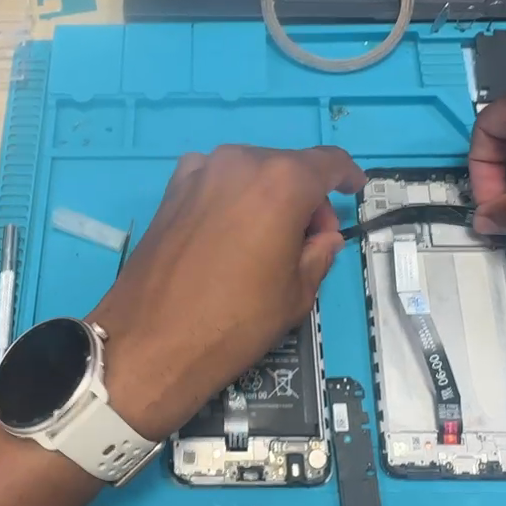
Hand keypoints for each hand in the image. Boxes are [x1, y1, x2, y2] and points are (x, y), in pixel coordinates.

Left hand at [89, 145, 365, 437]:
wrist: (151, 342)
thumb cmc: (235, 321)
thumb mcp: (296, 293)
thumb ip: (318, 254)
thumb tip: (323, 237)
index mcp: (281, 182)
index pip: (328, 163)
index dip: (347, 177)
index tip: (354, 191)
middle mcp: (239, 163)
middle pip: (286, 168)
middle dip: (304, 199)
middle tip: (307, 243)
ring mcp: (198, 172)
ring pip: (249, 173)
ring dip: (266, 197)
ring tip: (265, 242)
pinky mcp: (170, 191)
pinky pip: (213, 181)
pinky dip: (230, 197)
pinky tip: (227, 233)